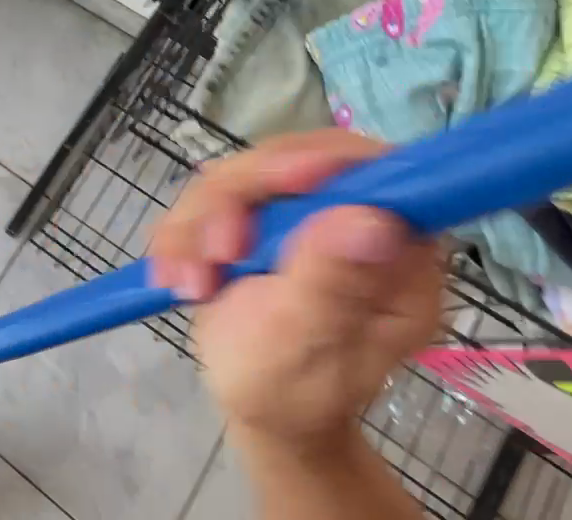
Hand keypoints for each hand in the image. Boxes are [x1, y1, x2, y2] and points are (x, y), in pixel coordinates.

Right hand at [150, 129, 444, 455]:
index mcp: (396, 258)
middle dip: (235, 203)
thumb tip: (371, 220)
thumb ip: (333, 280)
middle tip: (215, 253)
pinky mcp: (257, 218)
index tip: (281, 179)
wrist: (257, 410)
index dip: (323, 162)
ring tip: (186, 283)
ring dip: (197, 225)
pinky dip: (181, 234)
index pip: (369, 173)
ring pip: (236, 176)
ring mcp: (300, 219)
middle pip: (288, 162)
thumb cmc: (290, 393)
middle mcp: (353, 224)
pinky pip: (207, 197)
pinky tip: (175, 274)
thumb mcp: (308, 343)